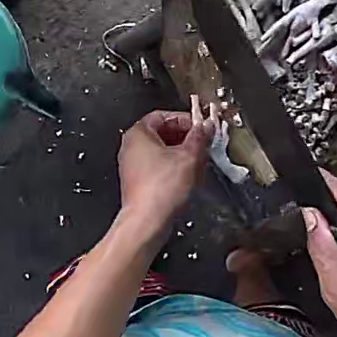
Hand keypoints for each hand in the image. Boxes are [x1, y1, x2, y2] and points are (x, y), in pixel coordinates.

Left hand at [116, 100, 214, 231]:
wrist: (147, 220)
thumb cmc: (161, 188)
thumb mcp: (189, 157)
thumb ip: (199, 137)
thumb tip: (205, 127)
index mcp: (138, 134)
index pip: (163, 116)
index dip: (185, 119)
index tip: (201, 125)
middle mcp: (131, 147)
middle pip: (162, 133)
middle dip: (186, 137)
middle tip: (204, 142)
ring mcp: (133, 165)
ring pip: (162, 151)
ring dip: (183, 153)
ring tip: (200, 161)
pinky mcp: (139, 181)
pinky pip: (159, 167)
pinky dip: (174, 168)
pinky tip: (190, 176)